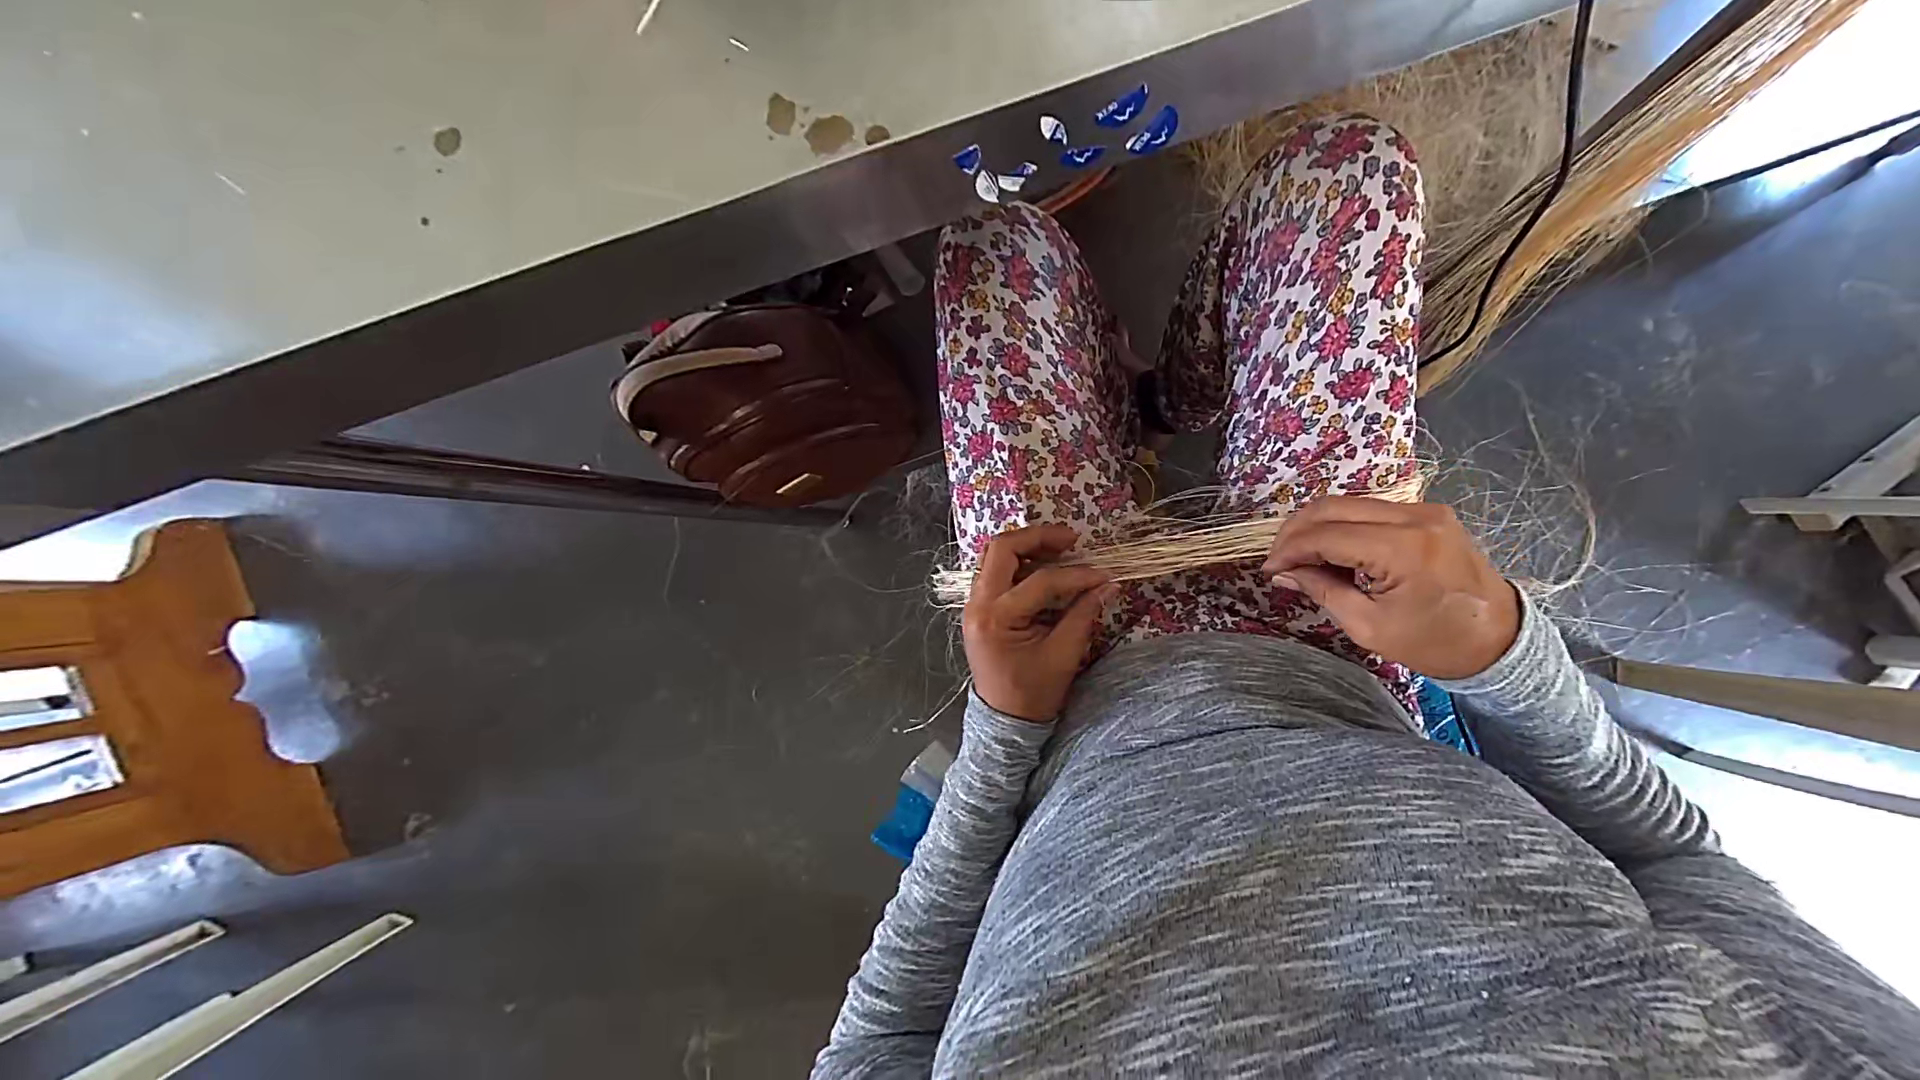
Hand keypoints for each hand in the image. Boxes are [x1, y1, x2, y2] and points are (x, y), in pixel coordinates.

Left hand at [963, 524, 1118, 721]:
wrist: (1004, 722)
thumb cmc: (1032, 693)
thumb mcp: (1063, 655)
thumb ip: (1083, 615)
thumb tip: (1107, 584)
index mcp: (995, 618)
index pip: (1040, 581)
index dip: (1076, 575)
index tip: (1103, 575)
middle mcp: (977, 604)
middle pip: (1002, 549)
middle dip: (1038, 538)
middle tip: (1071, 539)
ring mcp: (974, 605)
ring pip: (995, 556)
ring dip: (1027, 548)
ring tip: (1060, 550)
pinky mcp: (979, 608)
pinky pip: (995, 573)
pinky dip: (1019, 564)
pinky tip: (1044, 569)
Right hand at [1262, 497, 1519, 678]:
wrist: (1501, 641)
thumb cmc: (1435, 642)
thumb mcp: (1368, 626)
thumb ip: (1322, 590)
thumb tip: (1284, 572)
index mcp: (1404, 550)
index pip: (1326, 536)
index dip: (1289, 550)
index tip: (1270, 569)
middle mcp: (1416, 518)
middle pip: (1332, 507)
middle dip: (1295, 531)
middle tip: (1278, 559)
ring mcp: (1425, 511)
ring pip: (1347, 503)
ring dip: (1315, 526)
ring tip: (1300, 556)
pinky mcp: (1427, 513)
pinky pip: (1368, 509)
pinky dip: (1339, 525)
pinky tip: (1329, 549)